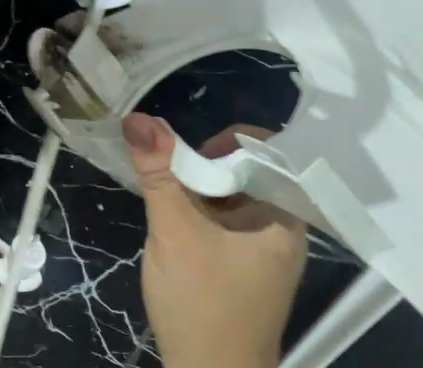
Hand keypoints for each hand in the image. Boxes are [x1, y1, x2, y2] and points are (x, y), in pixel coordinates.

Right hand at [123, 113, 306, 367]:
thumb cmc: (204, 305)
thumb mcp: (175, 230)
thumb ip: (159, 172)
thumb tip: (138, 117)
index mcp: (283, 219)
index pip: (270, 153)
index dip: (229, 140)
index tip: (189, 151)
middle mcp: (279, 229)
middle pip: (244, 171)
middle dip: (201, 164)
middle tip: (168, 176)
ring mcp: (260, 249)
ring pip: (227, 194)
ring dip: (194, 187)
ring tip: (165, 196)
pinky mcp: (240, 264)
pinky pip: (220, 218)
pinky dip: (195, 210)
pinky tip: (171, 221)